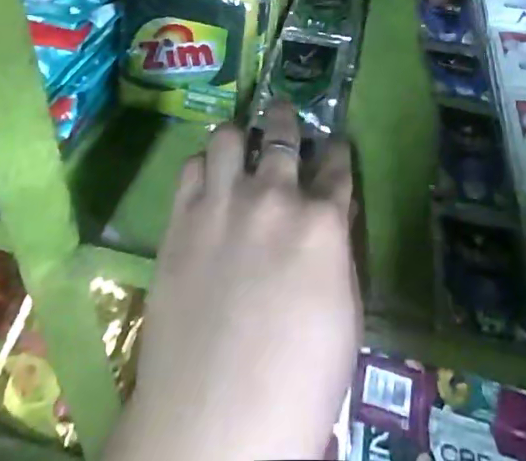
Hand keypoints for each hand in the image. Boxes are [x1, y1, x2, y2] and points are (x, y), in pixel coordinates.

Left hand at [106, 107, 358, 460]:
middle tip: (285, 113)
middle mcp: (272, 196)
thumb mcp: (344, 316)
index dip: (337, 151)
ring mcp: (221, 202)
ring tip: (239, 142)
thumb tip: (328, 221)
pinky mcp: (181, 216)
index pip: (336, 168)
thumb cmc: (300, 382)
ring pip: (228, 136)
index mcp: (322, 223)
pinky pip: (192, 166)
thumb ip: (335, 255)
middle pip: (282, 135)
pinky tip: (207, 178)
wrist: (216, 412)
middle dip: (287, 119)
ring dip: (239, 136)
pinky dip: (204, 165)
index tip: (335, 143)